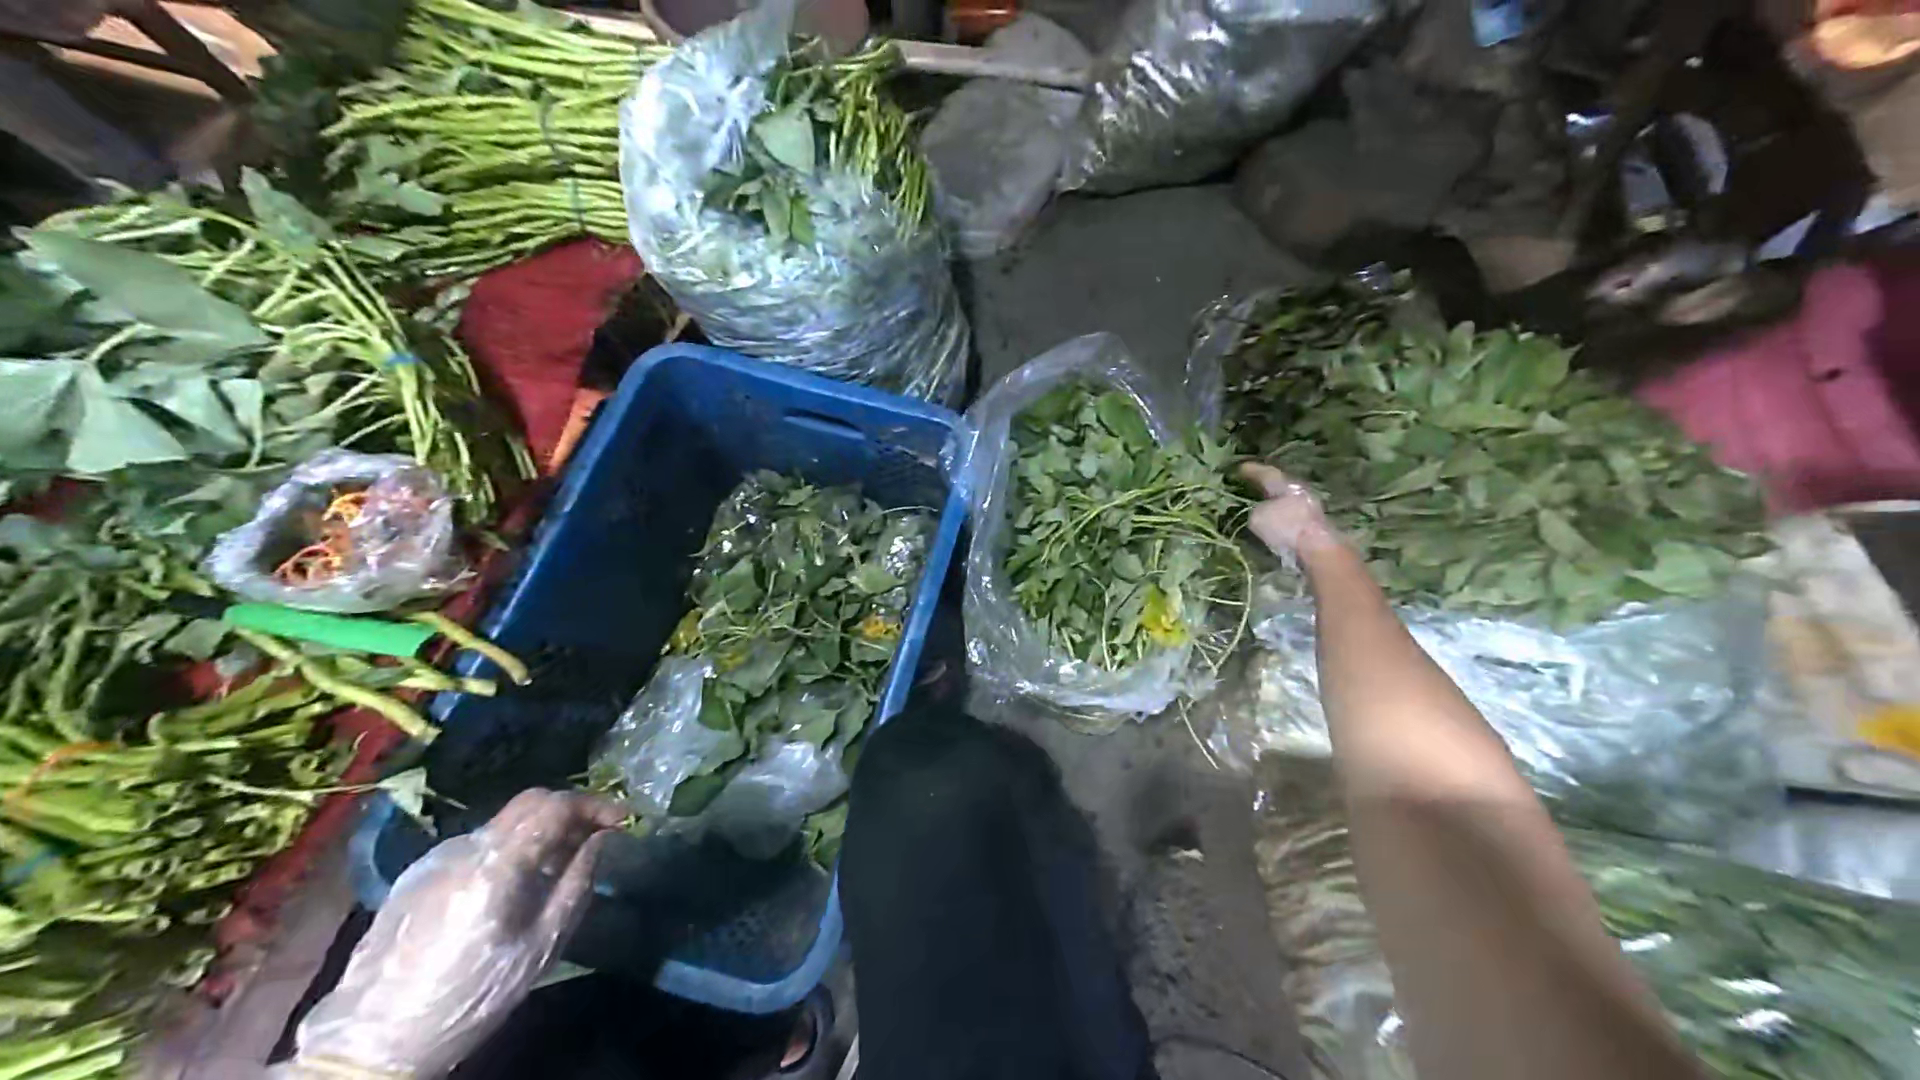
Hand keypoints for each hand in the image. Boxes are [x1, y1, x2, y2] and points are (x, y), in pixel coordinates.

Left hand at [290, 790, 624, 1078]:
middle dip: (570, 809)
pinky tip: (515, 882)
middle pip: (529, 802)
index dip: (595, 805)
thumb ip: (577, 882)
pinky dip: (509, 847)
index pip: (555, 805)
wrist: (371, 1045)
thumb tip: (602, 840)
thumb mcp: (541, 945)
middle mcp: (464, 848)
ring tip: (559, 860)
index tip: (621, 820)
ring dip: (540, 829)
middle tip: (596, 832)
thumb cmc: (471, 997)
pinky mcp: (416, 876)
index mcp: (496, 865)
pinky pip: (477, 845)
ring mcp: (435, 858)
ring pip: (503, 822)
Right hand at [1239, 462, 1341, 561]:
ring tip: (1258, 506)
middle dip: (1264, 485)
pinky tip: (1272, 523)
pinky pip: (1291, 517)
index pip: (1266, 473)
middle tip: (1249, 484)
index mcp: (1285, 484)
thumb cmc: (1286, 527)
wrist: (1318, 549)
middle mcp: (1299, 492)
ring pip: (1286, 502)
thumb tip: (1256, 512)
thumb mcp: (1257, 517)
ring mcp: (1309, 509)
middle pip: (1279, 486)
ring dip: (1273, 503)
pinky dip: (1280, 518)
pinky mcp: (1313, 526)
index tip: (1239, 468)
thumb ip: (1253, 510)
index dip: (1252, 470)